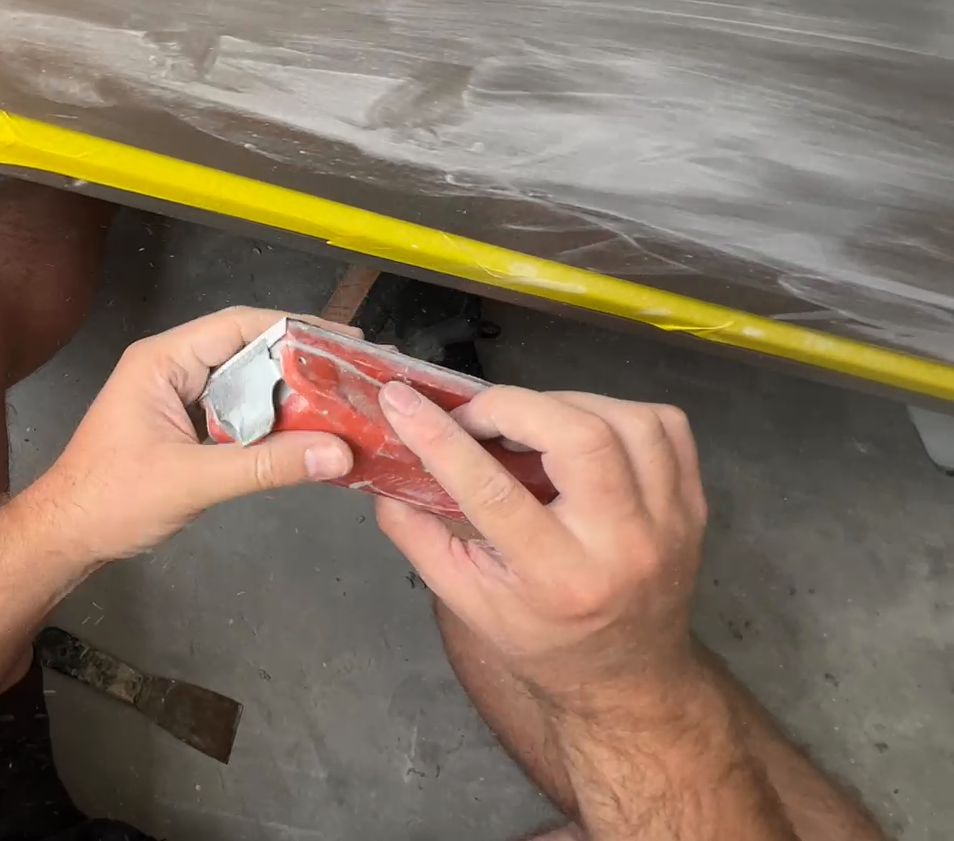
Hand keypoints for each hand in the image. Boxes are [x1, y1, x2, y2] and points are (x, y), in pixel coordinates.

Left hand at [25, 307, 354, 564]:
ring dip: (285, 393)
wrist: (68, 529)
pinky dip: (266, 419)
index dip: (294, 327)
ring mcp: (173, 394)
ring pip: (240, 381)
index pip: (237, 326)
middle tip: (354, 376)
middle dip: (298, 362)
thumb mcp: (193, 479)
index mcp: (162, 361)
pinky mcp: (179, 421)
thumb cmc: (113, 497)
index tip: (345, 341)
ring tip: (342, 404)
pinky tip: (303, 434)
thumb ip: (267, 464)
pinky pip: (231, 409)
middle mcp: (169, 366)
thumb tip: (338, 452)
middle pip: (243, 349)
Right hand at [374, 384, 707, 706]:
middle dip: (510, 407)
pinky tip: (571, 427)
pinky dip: (610, 410)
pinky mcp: (692, 503)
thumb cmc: (531, 632)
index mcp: (556, 576)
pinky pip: (664, 426)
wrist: (625, 675)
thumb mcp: (456, 594)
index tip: (398, 400)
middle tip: (472, 416)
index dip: (437, 435)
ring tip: (521, 421)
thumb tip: (383, 464)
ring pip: (628, 421)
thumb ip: (412, 529)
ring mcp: (671, 522)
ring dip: (559, 404)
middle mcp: (623, 545)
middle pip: (581, 438)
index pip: (491, 488)